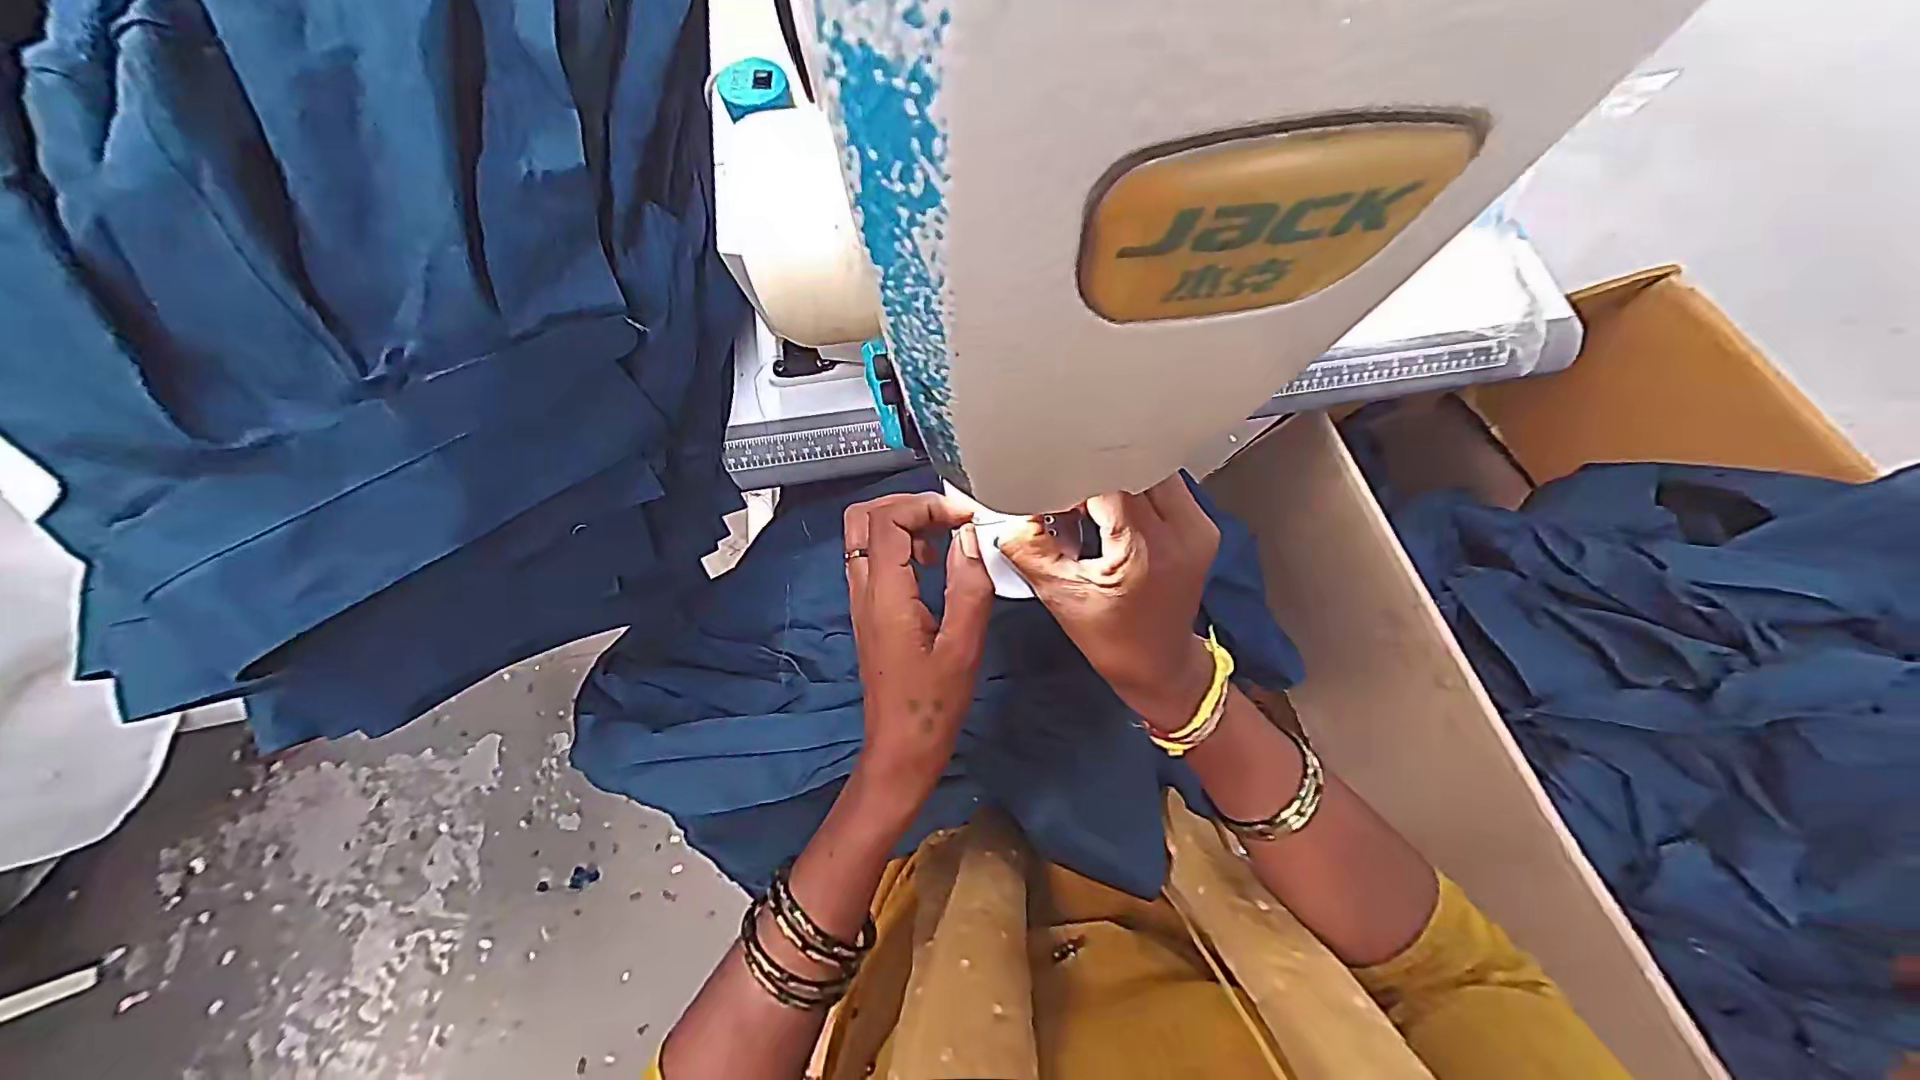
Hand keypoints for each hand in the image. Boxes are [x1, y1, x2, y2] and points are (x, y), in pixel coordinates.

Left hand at [843, 493, 994, 800]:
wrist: (900, 747)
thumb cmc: (932, 705)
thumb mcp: (964, 646)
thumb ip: (969, 586)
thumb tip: (972, 538)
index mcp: (885, 594)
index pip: (889, 519)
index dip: (928, 506)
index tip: (966, 518)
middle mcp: (864, 590)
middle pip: (864, 516)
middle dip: (908, 503)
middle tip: (949, 517)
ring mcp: (861, 600)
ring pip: (864, 535)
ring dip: (902, 523)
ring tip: (944, 538)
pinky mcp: (869, 611)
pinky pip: (873, 559)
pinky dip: (899, 545)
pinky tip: (932, 565)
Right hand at [1000, 474, 1218, 730]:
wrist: (1159, 666)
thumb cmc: (1115, 641)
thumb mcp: (1059, 594)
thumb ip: (1028, 546)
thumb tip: (1006, 512)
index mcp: (1147, 548)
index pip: (1107, 479)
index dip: (1071, 477)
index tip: (1048, 490)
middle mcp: (1182, 530)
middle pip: (1133, 464)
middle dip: (1093, 472)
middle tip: (1067, 495)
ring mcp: (1197, 525)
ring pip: (1149, 467)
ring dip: (1114, 477)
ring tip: (1090, 505)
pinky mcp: (1199, 524)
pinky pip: (1161, 483)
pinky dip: (1131, 488)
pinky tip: (1111, 511)